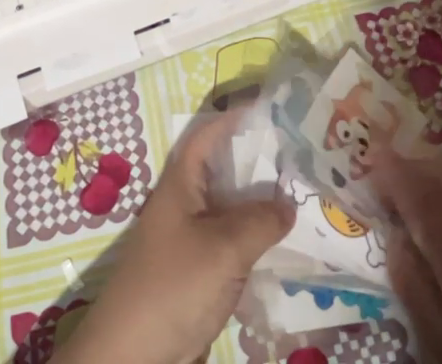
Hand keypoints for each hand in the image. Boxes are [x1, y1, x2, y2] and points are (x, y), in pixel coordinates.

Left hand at [56, 108, 293, 363]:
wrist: (133, 354)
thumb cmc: (173, 286)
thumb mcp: (223, 248)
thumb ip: (260, 220)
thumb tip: (288, 203)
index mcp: (181, 184)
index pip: (209, 134)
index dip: (236, 116)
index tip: (273, 104)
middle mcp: (186, 205)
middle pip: (225, 171)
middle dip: (260, 160)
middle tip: (305, 152)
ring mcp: (191, 240)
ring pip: (233, 209)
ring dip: (264, 203)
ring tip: (308, 194)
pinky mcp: (199, 273)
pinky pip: (235, 244)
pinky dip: (260, 240)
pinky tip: (290, 245)